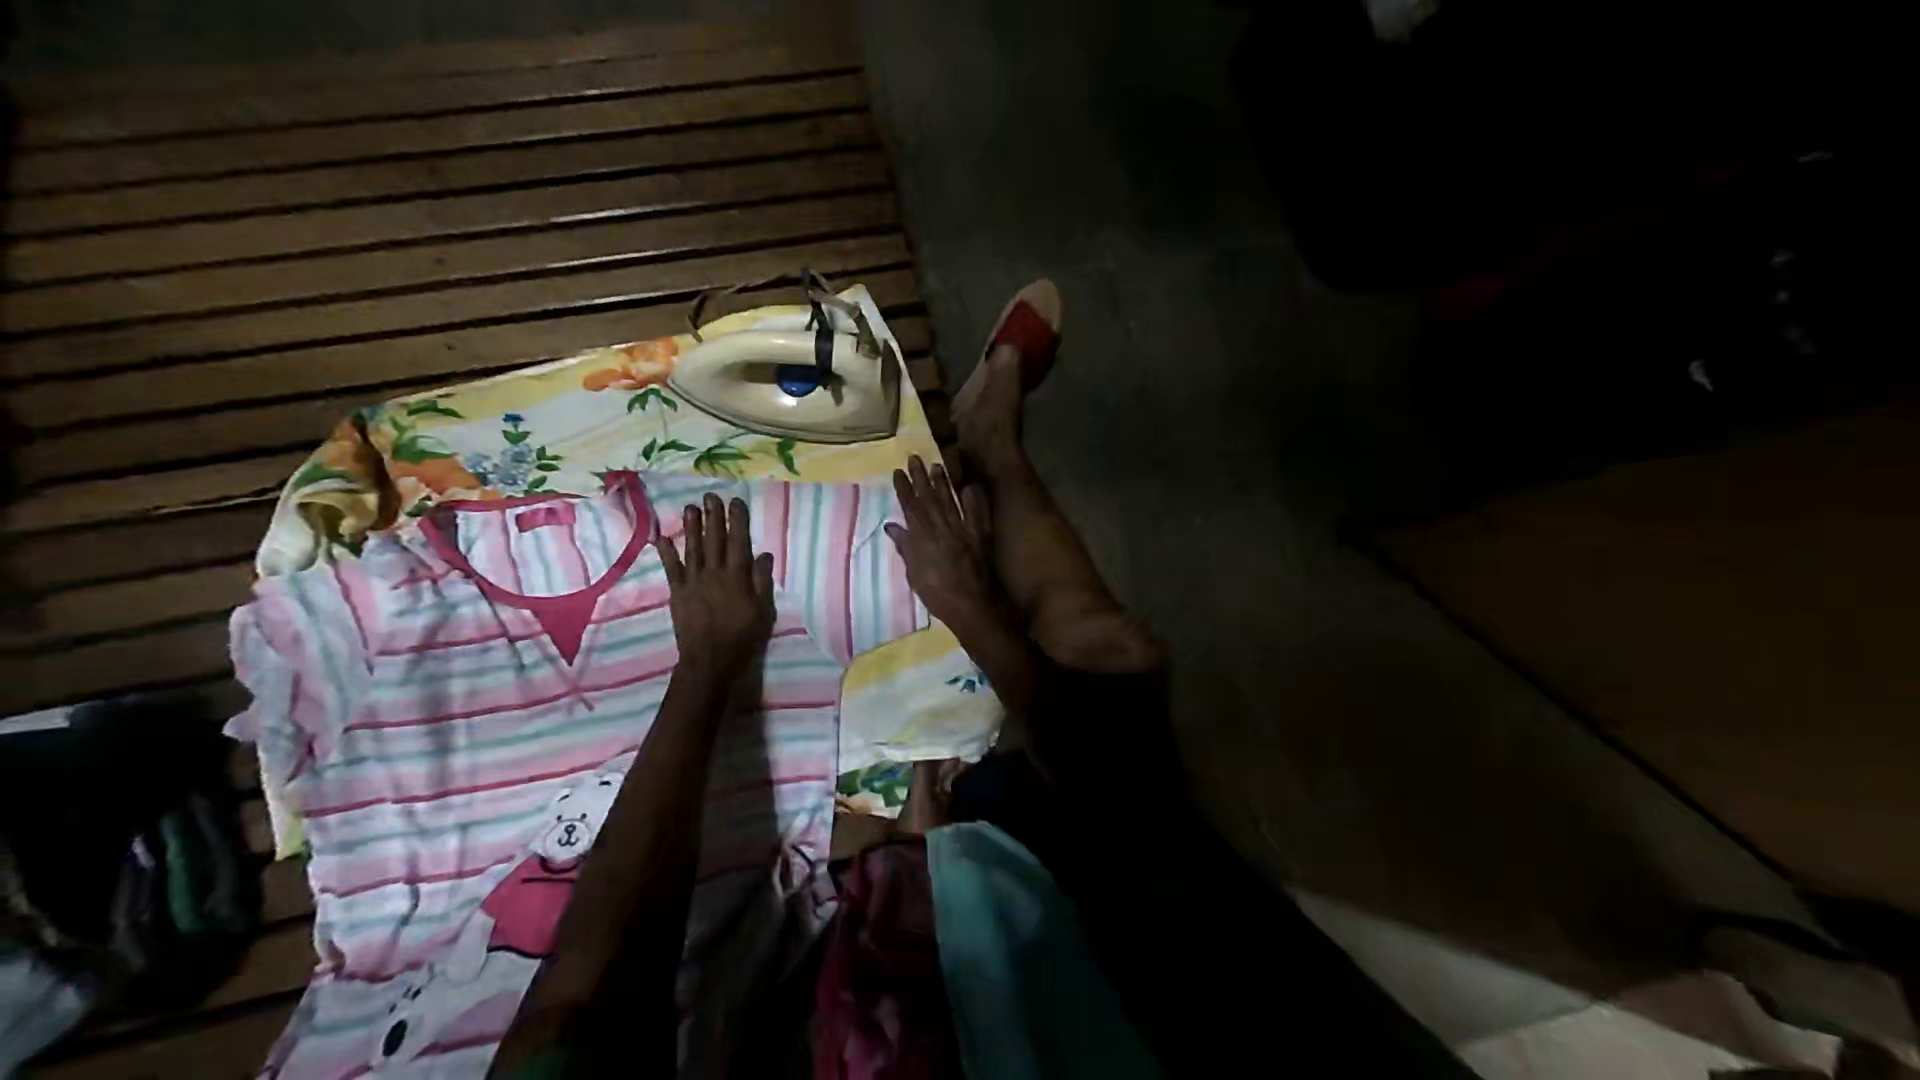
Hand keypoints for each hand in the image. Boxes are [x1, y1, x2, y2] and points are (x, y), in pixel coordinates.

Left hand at [659, 494, 774, 683]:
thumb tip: (764, 554)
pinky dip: (667, 552)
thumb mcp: (762, 610)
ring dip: (692, 526)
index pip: (739, 541)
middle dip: (713, 516)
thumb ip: (762, 581)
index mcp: (737, 575)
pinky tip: (662, 538)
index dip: (737, 520)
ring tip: (691, 507)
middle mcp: (714, 572)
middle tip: (711, 495)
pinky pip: (672, 568)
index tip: (736, 501)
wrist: (710, 659)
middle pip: (714, 539)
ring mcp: (694, 581)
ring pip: (693, 547)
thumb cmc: (742, 635)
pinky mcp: (678, 592)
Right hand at [885, 456, 1004, 631]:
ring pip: (950, 501)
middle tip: (915, 457)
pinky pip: (976, 513)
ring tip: (937, 465)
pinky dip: (973, 499)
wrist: (970, 605)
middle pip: (929, 498)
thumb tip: (893, 526)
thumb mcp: (914, 574)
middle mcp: (942, 529)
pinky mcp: (979, 536)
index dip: (904, 488)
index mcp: (922, 539)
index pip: (911, 507)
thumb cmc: (937, 595)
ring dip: (943, 482)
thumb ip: (906, 548)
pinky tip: (969, 485)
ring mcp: (963, 530)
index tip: (898, 471)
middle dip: (921, 477)